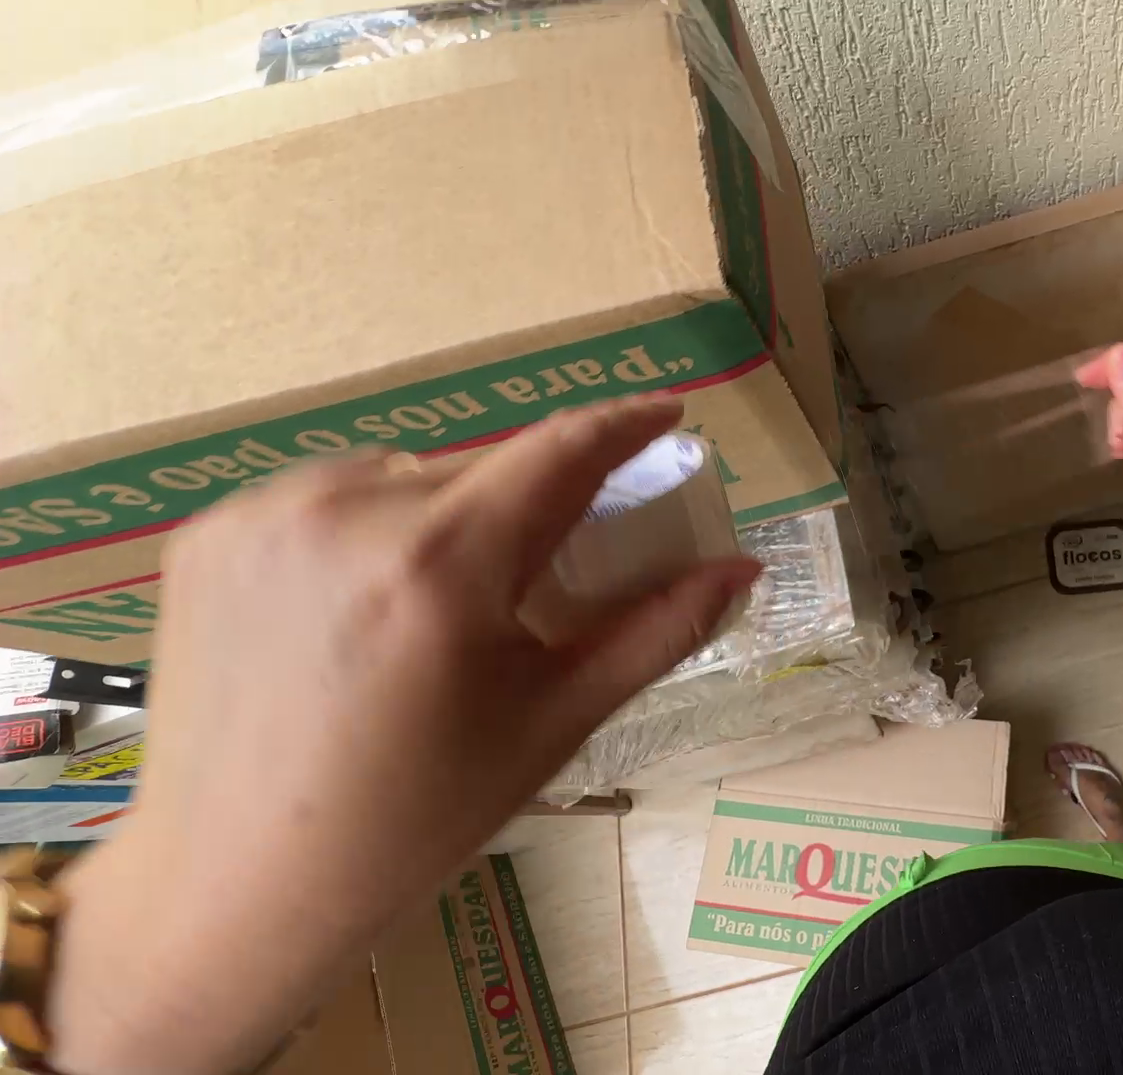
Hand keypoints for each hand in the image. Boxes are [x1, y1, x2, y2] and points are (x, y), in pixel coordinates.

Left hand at [50, 394, 760, 1074]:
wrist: (241, 879)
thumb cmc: (426, 807)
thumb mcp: (564, 714)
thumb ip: (663, 628)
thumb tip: (742, 568)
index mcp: (441, 564)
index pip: (560, 452)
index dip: (625, 423)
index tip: (671, 412)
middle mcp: (345, 512)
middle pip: (491, 468)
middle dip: (547, 496)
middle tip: (569, 557)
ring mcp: (263, 515)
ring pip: (417, 474)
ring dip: (468, 508)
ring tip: (468, 590)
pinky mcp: (211, 532)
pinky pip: (344, 492)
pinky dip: (392, 520)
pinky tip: (383, 594)